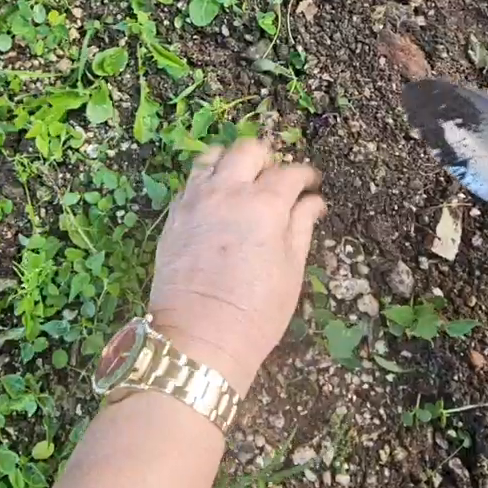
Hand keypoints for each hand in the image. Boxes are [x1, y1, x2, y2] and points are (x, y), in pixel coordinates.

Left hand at [148, 140, 324, 391]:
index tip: (311, 183)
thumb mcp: (291, 271)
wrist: (198, 337)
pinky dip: (208, 180)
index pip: (289, 173)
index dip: (305, 175)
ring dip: (231, 162)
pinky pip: (192, 180)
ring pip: (213, 156)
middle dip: (267, 158)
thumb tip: (312, 202)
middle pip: (247, 150)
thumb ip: (301, 227)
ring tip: (241, 180)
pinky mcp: (175, 213)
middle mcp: (228, 191)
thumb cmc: (256, 312)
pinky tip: (216, 200)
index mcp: (264, 204)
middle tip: (275, 178)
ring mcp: (196, 198)